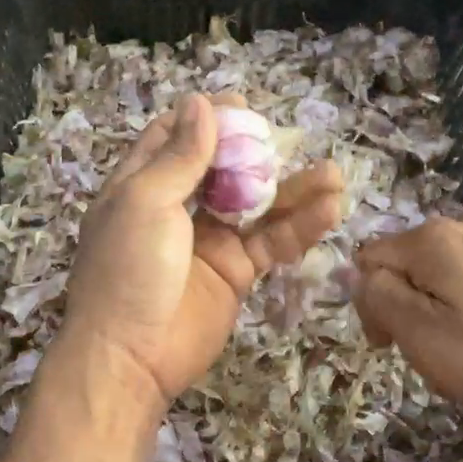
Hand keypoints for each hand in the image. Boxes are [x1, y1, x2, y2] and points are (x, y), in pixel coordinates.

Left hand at [63, 93, 343, 408]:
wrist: (130, 358)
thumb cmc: (128, 269)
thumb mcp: (147, 201)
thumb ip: (180, 156)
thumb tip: (199, 103)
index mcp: (141, 185)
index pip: (172, 139)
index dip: (205, 119)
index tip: (241, 107)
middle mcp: (175, 208)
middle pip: (221, 168)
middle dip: (254, 152)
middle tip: (286, 139)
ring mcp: (208, 241)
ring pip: (256, 205)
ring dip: (292, 189)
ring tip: (333, 173)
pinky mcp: (235, 273)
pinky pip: (271, 242)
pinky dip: (300, 227)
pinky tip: (330, 209)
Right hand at [351, 209, 462, 419]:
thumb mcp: (425, 338)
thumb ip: (378, 299)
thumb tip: (351, 272)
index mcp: (432, 239)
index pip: (369, 260)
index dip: (371, 305)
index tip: (393, 346)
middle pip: (410, 259)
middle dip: (410, 301)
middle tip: (438, 351)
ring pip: (450, 264)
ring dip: (446, 299)